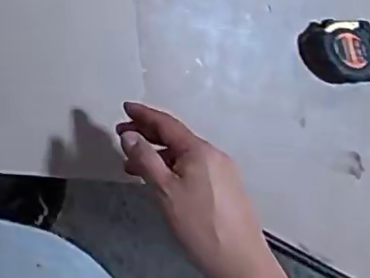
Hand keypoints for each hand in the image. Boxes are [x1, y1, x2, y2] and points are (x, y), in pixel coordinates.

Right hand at [118, 103, 283, 277]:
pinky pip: (194, 168)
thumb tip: (130, 136)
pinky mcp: (228, 191)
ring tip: (137, 165)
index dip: (142, 114)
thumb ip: (144, 158)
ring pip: (184, 154)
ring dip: (158, 154)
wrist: (244, 268)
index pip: (165, 123)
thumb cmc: (204, 228)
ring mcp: (224, 174)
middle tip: (125, 135)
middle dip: (147, 134)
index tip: (126, 108)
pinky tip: (163, 181)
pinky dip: (174, 167)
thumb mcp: (165, 190)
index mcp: (200, 150)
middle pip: (175, 136)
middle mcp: (215, 157)